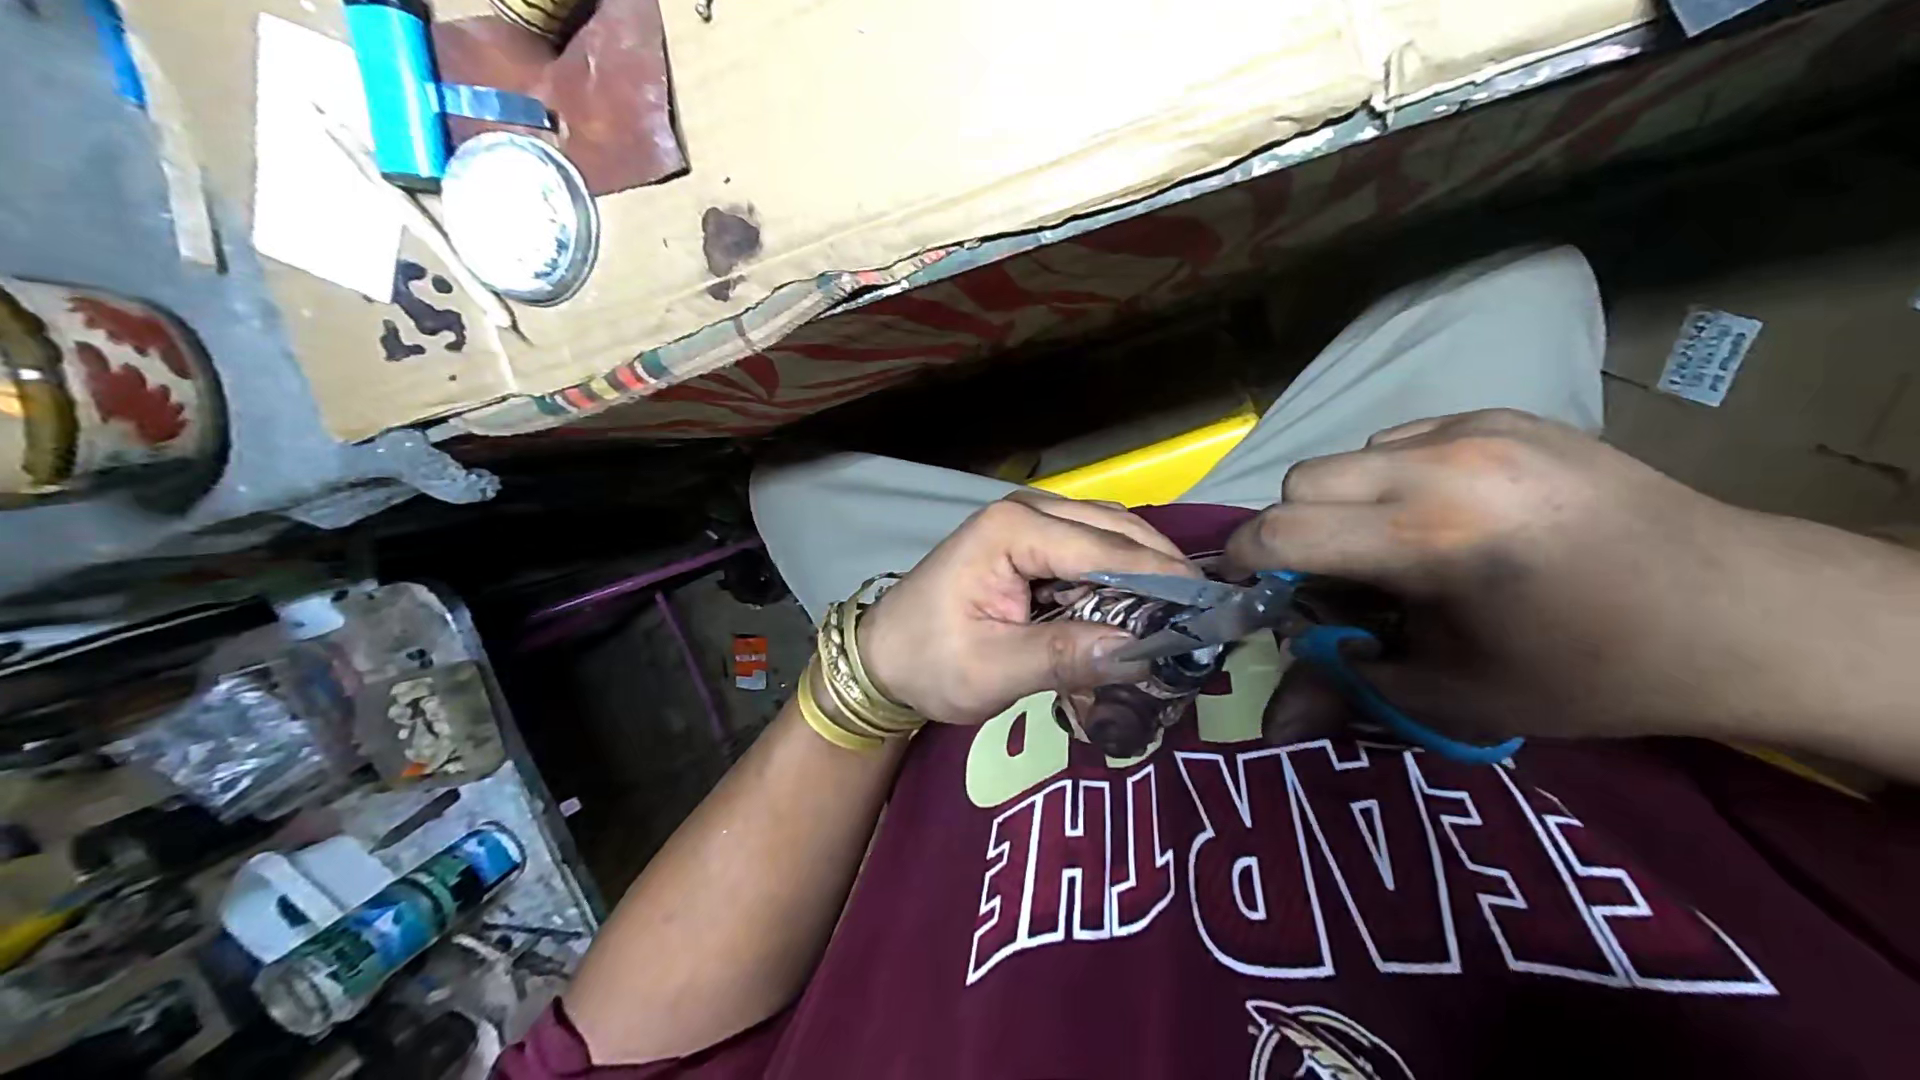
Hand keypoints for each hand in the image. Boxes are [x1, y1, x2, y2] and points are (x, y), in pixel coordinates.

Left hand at [858, 493, 1199, 724]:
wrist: (884, 656)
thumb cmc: (928, 660)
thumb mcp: (991, 670)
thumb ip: (1063, 657)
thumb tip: (1139, 651)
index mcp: (1013, 529)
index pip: (1106, 549)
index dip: (1162, 580)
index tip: (1209, 615)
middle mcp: (1028, 510)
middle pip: (1117, 531)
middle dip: (1162, 572)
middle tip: (1201, 621)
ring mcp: (1031, 521)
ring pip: (1111, 536)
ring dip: (1145, 573)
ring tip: (1177, 618)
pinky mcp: (1033, 541)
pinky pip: (1093, 550)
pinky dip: (1120, 576)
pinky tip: (1137, 610)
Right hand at [1224, 409, 1919, 760]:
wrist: (1751, 614)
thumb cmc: (1594, 671)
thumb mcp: (1457, 696)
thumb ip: (1347, 688)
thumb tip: (1268, 717)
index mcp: (1428, 538)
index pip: (1280, 532)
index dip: (1244, 562)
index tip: (1248, 590)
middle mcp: (1441, 466)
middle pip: (1301, 481)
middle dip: (1296, 530)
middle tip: (1336, 578)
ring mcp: (1477, 430)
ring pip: (1349, 456)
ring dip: (1346, 502)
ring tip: (1400, 545)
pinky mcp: (1507, 416)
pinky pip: (1404, 440)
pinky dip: (1396, 478)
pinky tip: (1450, 515)